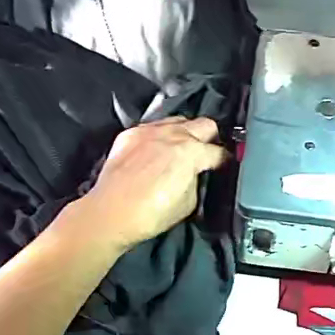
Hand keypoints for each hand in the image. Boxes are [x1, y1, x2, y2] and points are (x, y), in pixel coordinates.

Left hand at [61, 117, 227, 251]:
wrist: (110, 214)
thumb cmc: (150, 214)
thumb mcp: (189, 203)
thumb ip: (197, 181)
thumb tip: (197, 175)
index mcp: (192, 152)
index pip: (219, 152)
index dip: (225, 162)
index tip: (223, 166)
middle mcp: (173, 134)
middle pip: (205, 124)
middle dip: (210, 138)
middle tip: (207, 153)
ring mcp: (150, 131)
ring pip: (179, 120)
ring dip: (185, 133)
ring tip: (182, 149)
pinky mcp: (131, 134)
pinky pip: (154, 127)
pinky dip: (161, 136)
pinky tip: (157, 151)